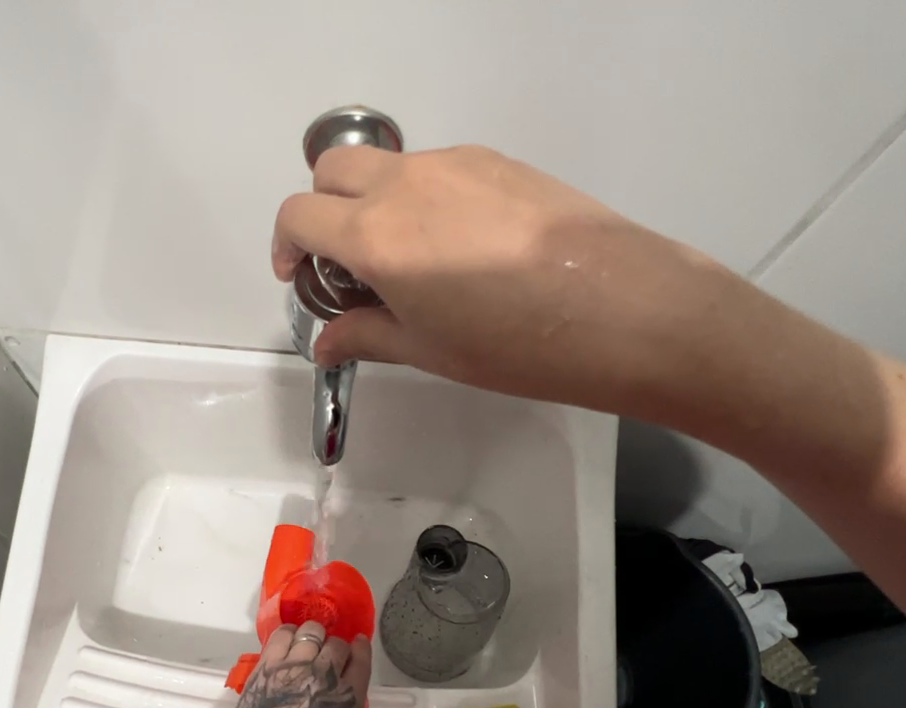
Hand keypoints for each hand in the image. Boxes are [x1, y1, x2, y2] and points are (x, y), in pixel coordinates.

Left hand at [184, 622, 371, 707]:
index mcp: (348, 703)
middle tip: (324, 656)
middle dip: (333, 648)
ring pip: (311, 633)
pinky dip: (288, 635)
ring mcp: (294, 669)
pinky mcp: (266, 667)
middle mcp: (325, 679)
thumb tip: (330, 690)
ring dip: (311, 638)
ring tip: (304, 647)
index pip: (361, 661)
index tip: (357, 643)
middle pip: (337, 645)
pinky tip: (286, 644)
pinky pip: (282, 634)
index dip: (359, 649)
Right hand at [272, 144, 743, 417]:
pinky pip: (434, 167)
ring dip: (372, 202)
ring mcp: (454, 164)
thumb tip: (327, 343)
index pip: (298, 214)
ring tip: (408, 261)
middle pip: (331, 169)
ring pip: (385, 165)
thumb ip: (365, 335)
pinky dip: (419, 196)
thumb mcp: (426, 349)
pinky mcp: (495, 160)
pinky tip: (457, 247)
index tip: (301, 277)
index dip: (287, 246)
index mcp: (376, 236)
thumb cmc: (512, 343)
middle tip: (346, 265)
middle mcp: (406, 185)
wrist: (618, 308)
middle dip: (322, 211)